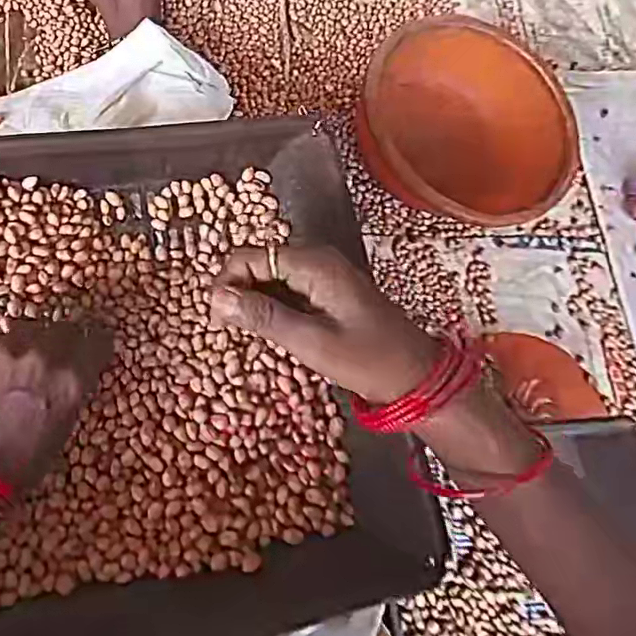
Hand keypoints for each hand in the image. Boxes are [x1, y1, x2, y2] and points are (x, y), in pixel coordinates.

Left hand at [0, 321, 113, 490]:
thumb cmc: (23, 463)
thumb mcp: (64, 426)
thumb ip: (71, 390)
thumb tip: (72, 374)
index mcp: (71, 378)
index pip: (97, 341)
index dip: (94, 346)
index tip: (91, 350)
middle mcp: (42, 355)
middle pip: (63, 329)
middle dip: (63, 342)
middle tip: (54, 360)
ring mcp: (5, 348)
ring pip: (25, 331)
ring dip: (27, 347)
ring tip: (16, 372)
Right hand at [208, 245, 438, 403]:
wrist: (419, 378)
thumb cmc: (369, 360)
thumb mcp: (310, 341)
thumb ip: (262, 316)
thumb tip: (217, 298)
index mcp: (314, 264)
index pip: (249, 256)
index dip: (226, 282)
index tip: (216, 317)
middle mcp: (316, 260)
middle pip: (256, 263)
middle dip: (236, 292)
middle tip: (226, 329)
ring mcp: (321, 275)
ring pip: (267, 277)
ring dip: (251, 301)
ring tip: (244, 333)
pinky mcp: (324, 292)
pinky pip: (283, 290)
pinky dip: (269, 307)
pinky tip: (267, 331)